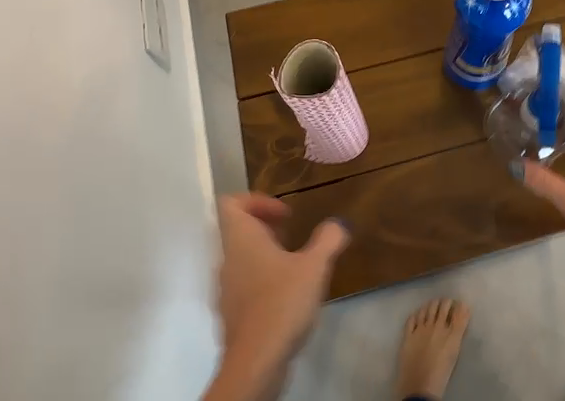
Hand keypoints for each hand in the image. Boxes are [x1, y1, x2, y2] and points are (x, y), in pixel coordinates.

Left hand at [203, 194, 348, 400]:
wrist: (256, 363)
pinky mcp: (232, 314)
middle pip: (238, 230)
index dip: (257, 200)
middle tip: (293, 236)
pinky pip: (245, 284)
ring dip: (267, 255)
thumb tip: (338, 224)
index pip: (232, 203)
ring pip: (242, 258)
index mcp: (240, 239)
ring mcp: (226, 289)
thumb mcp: (314, 267)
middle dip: (267, 228)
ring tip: (296, 265)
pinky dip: (264, 281)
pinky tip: (288, 296)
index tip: (285, 214)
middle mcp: (227, 260)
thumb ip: (328, 240)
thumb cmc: (282, 303)